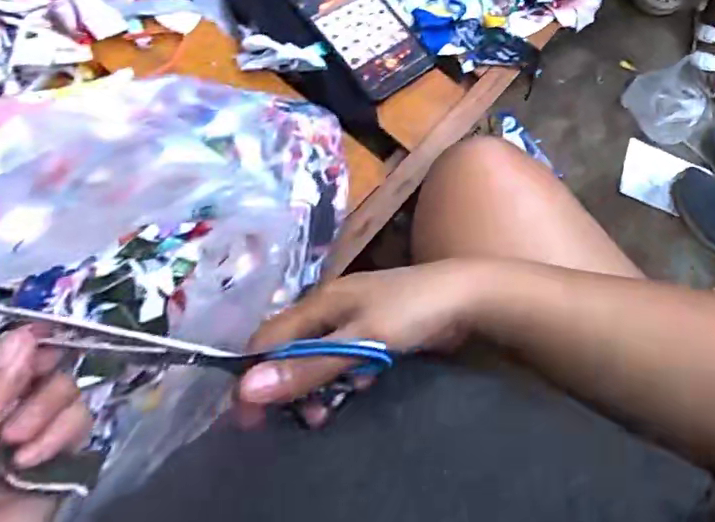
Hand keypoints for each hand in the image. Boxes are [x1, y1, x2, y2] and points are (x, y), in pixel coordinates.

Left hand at [0, 329, 93, 521]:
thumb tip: (25, 332)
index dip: (6, 343)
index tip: (41, 329)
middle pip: (31, 370)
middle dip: (40, 373)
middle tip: (36, 382)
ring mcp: (22, 443)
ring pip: (61, 392)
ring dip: (49, 407)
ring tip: (21, 442)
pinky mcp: (55, 461)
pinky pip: (79, 423)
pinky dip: (64, 432)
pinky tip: (38, 457)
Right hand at [234, 260, 493, 427]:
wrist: (470, 295)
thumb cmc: (414, 310)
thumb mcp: (361, 340)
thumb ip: (308, 365)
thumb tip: (244, 390)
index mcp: (324, 299)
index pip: (268, 338)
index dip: (254, 376)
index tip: (253, 418)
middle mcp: (336, 304)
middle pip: (293, 350)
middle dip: (293, 386)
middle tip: (308, 418)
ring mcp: (360, 314)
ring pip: (322, 357)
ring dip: (323, 384)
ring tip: (332, 409)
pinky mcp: (380, 327)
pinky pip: (349, 356)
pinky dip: (349, 373)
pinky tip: (365, 383)